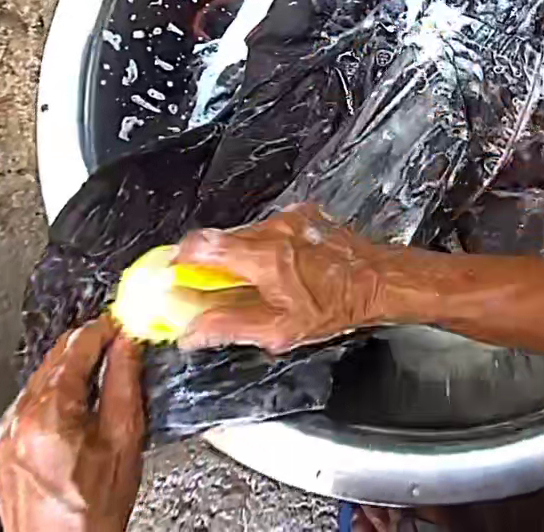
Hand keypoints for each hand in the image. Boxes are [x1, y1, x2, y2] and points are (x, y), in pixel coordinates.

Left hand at [0, 315, 143, 531]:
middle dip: (89, 347)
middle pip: (56, 357)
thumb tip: (127, 340)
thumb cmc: (93, 511)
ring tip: (103, 380)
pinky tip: (77, 409)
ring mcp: (1, 435)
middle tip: (119, 346)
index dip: (105, 329)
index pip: (77, 345)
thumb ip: (125, 379)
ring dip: (72, 370)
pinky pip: (30, 402)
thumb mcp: (125, 437)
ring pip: (42, 377)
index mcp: (47, 414)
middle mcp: (15, 420)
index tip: (123, 324)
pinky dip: (55, 395)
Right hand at [173, 204, 393, 352]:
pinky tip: (277, 264)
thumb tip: (189, 331)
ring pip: (245, 232)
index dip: (179, 257)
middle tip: (206, 285)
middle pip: (222, 238)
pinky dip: (262, 244)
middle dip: (209, 261)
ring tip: (252, 279)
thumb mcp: (279, 331)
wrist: (374, 278)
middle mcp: (275, 229)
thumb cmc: (332, 308)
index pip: (205, 245)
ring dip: (238, 254)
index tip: (169, 272)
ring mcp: (289, 216)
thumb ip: (229, 326)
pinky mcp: (301, 211)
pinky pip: (268, 226)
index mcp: (265, 258)